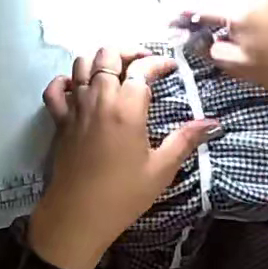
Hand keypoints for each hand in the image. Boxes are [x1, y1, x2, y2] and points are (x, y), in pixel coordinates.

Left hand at [29, 47, 217, 268]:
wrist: (78, 216)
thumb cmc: (124, 194)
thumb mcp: (162, 169)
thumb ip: (186, 140)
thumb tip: (212, 122)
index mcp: (127, 108)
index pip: (142, 67)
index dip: (159, 62)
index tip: (171, 69)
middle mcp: (99, 99)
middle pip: (108, 55)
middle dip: (128, 52)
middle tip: (143, 64)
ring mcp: (75, 107)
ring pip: (80, 64)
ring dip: (99, 62)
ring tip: (116, 72)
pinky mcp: (60, 121)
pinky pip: (54, 89)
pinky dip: (65, 81)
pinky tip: (78, 88)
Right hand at [186, 0, 267, 115]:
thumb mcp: (241, 66)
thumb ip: (213, 49)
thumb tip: (200, 38)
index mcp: (236, 7)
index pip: (196, 2)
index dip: (181, 11)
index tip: (173, 18)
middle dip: (206, 0)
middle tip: (201, 19)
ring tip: (231, 16)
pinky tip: (258, 12)